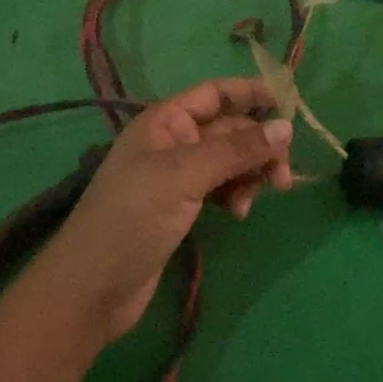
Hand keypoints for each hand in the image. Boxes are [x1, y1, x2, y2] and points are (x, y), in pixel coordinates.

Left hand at [30, 78, 294, 340]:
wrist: (92, 288)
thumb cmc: (132, 217)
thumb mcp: (184, 176)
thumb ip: (236, 150)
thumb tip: (287, 127)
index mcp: (165, 121)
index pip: (215, 93)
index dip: (251, 93)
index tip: (290, 106)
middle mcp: (172, 142)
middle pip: (228, 129)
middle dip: (258, 145)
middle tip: (283, 176)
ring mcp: (176, 176)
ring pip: (228, 160)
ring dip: (249, 173)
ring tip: (255, 199)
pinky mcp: (181, 208)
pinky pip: (220, 187)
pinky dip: (235, 194)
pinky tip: (239, 212)